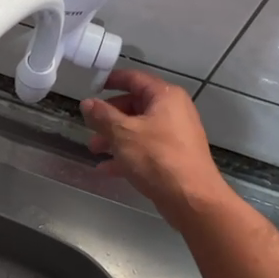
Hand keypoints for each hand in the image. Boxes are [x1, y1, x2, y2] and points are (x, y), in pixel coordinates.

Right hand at [81, 68, 227, 218]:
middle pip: (134, 105)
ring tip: (94, 150)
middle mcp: (173, 111)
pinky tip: (106, 168)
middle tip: (89, 126)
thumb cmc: (157, 158)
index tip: (92, 86)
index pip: (135, 79)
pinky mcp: (173, 157)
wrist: (192, 198)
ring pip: (138, 129)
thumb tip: (87, 103)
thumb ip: (102, 116)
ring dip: (114, 137)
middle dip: (109, 117)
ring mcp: (175, 135)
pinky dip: (126, 154)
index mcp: (165, 97)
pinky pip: (145, 148)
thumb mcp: (123, 133)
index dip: (112, 80)